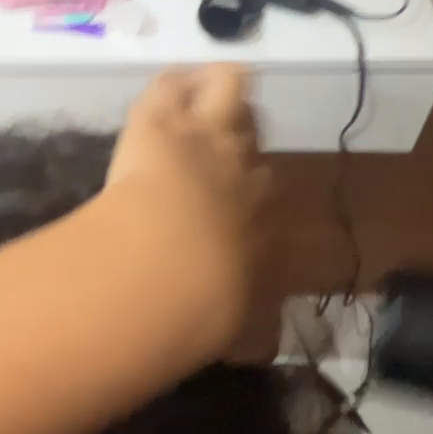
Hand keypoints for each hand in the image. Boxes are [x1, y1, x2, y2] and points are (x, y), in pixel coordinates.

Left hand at [104, 65, 275, 363]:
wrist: (174, 263)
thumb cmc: (211, 303)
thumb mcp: (243, 326)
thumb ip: (252, 333)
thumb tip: (260, 351)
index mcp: (263, 220)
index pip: (268, 196)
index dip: (252, 194)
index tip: (237, 202)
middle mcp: (245, 171)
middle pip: (252, 142)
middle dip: (238, 142)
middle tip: (215, 149)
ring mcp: (206, 137)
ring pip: (228, 93)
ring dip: (218, 93)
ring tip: (203, 95)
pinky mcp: (164, 120)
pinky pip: (174, 82)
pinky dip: (173, 81)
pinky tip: (166, 85)